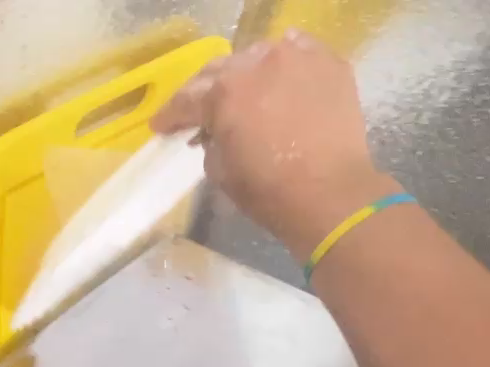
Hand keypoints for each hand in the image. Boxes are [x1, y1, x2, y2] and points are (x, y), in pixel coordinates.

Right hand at [153, 30, 400, 255]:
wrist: (328, 193)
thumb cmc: (267, 191)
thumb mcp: (221, 172)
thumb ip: (210, 143)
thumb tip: (212, 132)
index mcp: (223, 95)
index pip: (186, 100)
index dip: (169, 115)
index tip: (160, 126)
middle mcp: (257, 64)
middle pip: (219, 70)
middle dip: (202, 91)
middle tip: (195, 109)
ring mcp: (295, 57)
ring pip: (256, 56)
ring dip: (241, 74)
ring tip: (237, 92)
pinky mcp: (326, 62)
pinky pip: (296, 50)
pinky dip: (280, 61)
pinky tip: (274, 74)